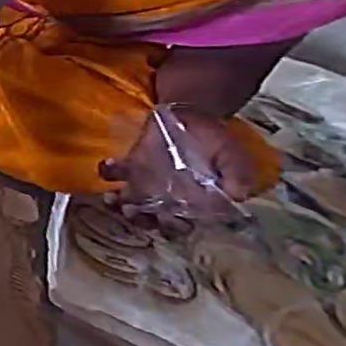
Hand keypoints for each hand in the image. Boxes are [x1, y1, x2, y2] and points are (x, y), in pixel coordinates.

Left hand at [98, 106, 257, 230]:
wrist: (193, 117)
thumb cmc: (217, 142)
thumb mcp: (233, 158)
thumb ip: (237, 176)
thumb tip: (239, 196)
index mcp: (192, 204)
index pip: (181, 225)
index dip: (173, 227)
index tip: (168, 219)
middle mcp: (165, 198)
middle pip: (148, 219)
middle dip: (139, 219)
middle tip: (133, 211)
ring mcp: (144, 182)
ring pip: (125, 202)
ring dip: (116, 204)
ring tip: (113, 197)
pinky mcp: (130, 165)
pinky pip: (112, 173)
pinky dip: (107, 171)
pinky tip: (110, 165)